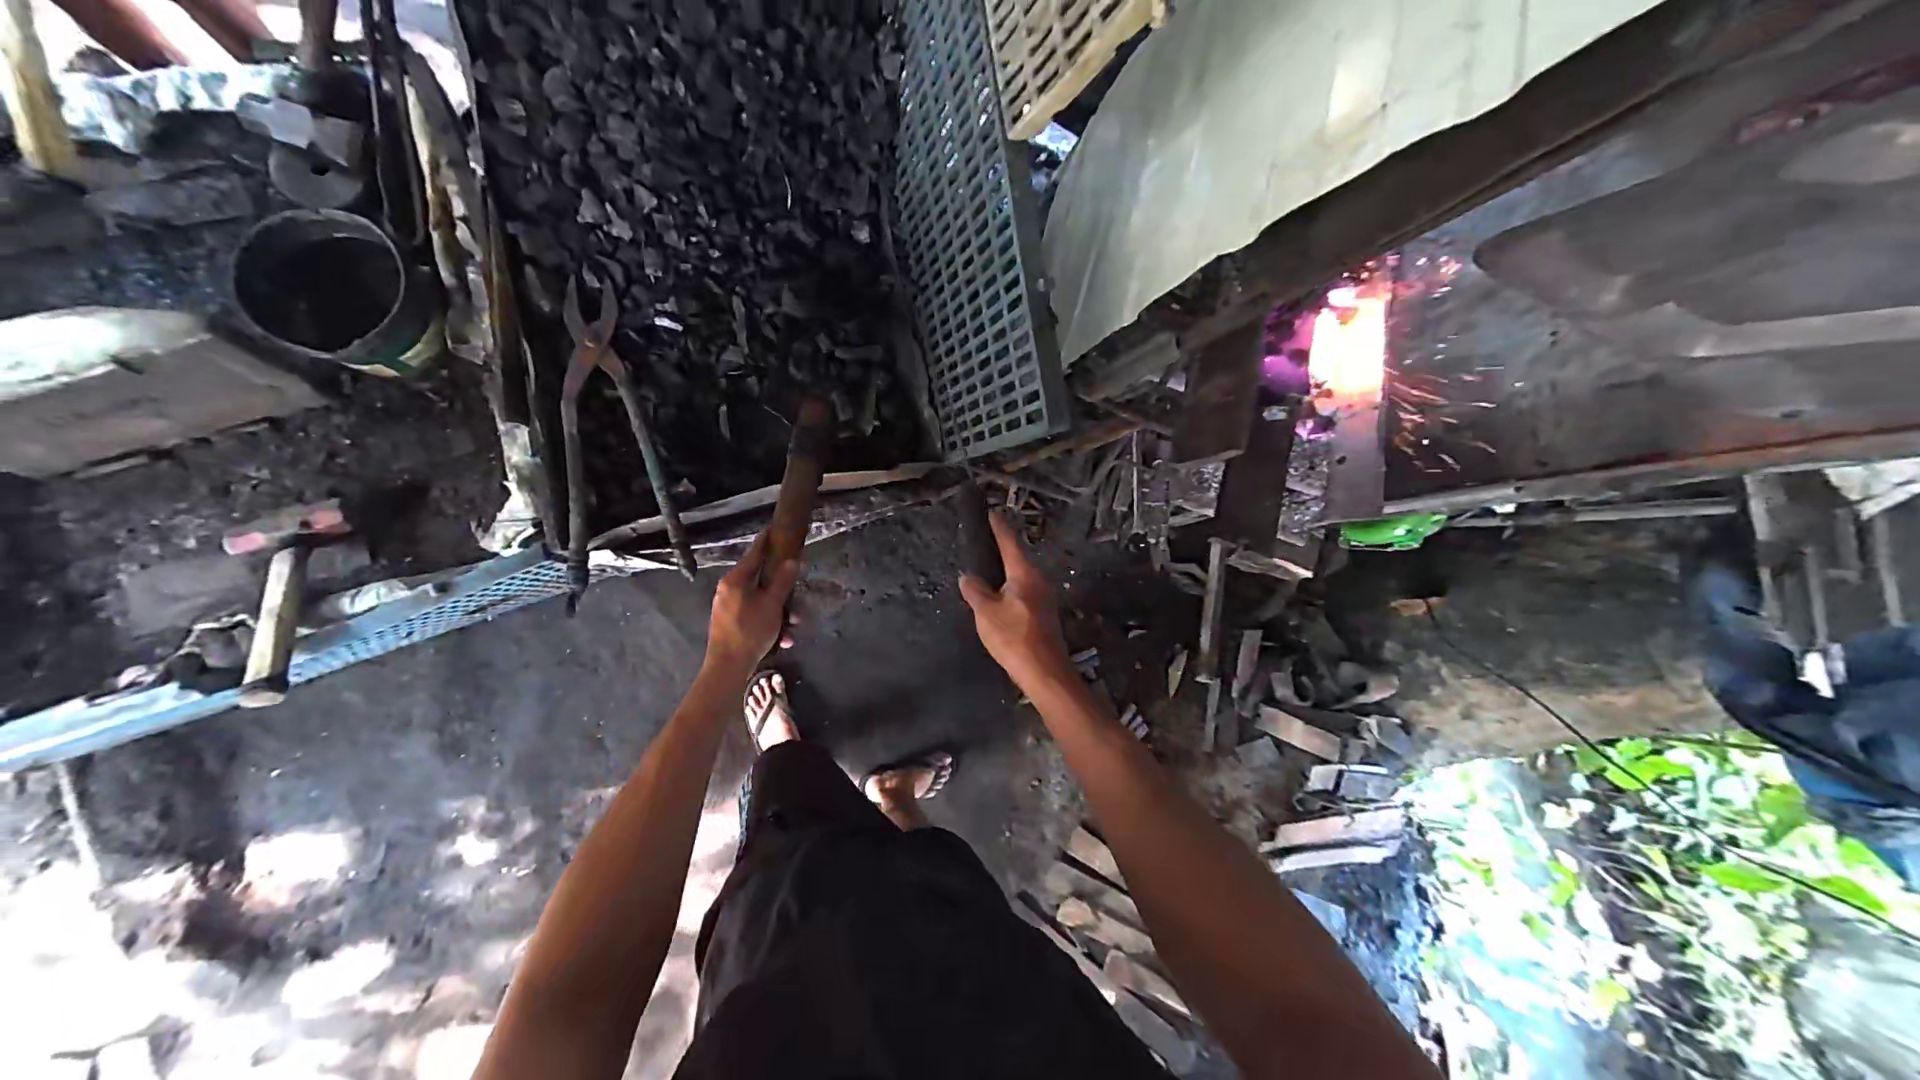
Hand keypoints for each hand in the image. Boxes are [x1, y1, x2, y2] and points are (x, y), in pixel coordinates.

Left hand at [706, 530, 801, 677]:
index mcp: (735, 580)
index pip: (754, 553)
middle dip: (784, 592)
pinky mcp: (732, 623)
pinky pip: (756, 615)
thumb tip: (792, 560)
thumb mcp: (772, 604)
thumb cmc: (750, 631)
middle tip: (799, 596)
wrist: (728, 667)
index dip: (767, 541)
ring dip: (781, 613)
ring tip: (793, 629)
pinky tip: (783, 639)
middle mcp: (730, 590)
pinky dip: (771, 624)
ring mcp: (729, 607)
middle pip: (761, 580)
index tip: (775, 529)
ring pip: (762, 601)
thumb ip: (782, 581)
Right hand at [957, 511, 1073, 692]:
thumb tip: (968, 577)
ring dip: (1006, 568)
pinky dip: (1010, 585)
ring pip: (1021, 575)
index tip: (991, 512)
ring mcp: (1044, 597)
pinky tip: (999, 592)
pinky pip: (1023, 590)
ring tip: (988, 563)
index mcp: (1025, 573)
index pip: (1010, 542)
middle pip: (1018, 556)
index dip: (999, 527)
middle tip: (985, 536)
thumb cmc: (1014, 637)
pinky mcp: (1043, 613)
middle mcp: (1038, 580)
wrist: (1044, 671)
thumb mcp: (986, 613)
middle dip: (1002, 546)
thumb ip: (976, 591)